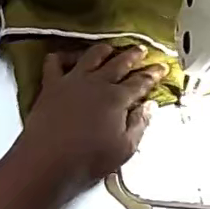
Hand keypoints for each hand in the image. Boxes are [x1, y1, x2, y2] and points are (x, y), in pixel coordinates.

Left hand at [10, 44, 161, 193]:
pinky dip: (64, 56)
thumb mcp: (124, 148)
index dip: (153, 73)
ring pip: (91, 56)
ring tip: (111, 48)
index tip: (162, 67)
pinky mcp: (51, 83)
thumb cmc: (88, 159)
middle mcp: (96, 83)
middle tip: (141, 50)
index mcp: (117, 98)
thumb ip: (139, 124)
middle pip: (119, 63)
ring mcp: (72, 80)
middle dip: (133, 55)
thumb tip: (150, 106)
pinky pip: (56, 61)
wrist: (47, 160)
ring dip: (104, 50)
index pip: (141, 82)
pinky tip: (70, 57)